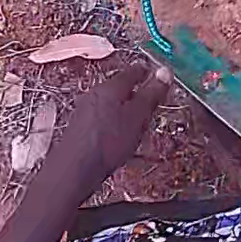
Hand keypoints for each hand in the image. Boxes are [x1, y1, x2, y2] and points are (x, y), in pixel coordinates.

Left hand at [35, 62, 171, 198]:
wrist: (74, 169)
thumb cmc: (109, 142)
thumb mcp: (138, 117)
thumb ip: (151, 94)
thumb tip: (165, 72)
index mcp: (111, 88)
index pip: (132, 72)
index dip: (146, 72)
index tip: (156, 74)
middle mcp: (94, 94)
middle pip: (119, 87)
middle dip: (135, 91)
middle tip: (150, 97)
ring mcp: (84, 110)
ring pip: (109, 101)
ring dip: (123, 106)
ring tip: (136, 116)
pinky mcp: (79, 127)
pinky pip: (101, 116)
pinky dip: (113, 118)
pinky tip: (117, 133)